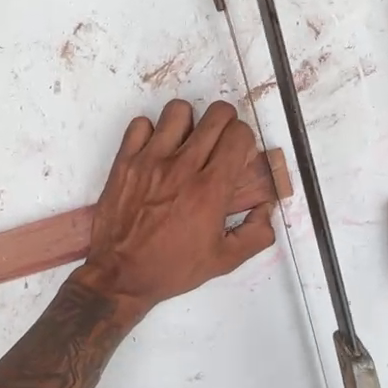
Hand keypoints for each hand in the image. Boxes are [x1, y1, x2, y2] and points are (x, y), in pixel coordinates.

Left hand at [71, 99, 276, 315]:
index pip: (239, 135)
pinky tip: (156, 152)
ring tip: (186, 145)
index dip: (244, 142)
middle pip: (216, 115)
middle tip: (218, 145)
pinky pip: (141, 124)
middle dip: (225, 124)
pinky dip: (151, 132)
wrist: (120, 276)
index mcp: (210, 191)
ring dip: (189, 123)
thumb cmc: (171, 269)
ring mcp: (150, 161)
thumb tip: (266, 209)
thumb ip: (255, 235)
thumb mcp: (222, 262)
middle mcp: (182, 168)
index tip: (237, 157)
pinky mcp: (125, 162)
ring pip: (179, 111)